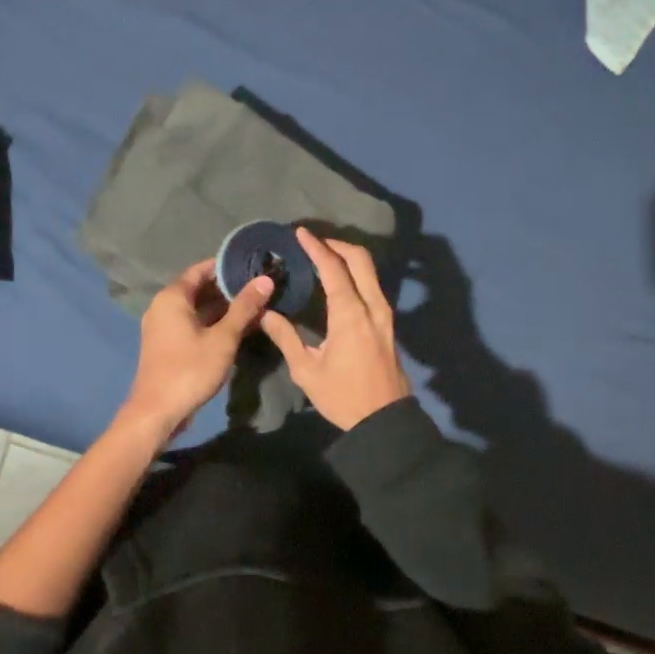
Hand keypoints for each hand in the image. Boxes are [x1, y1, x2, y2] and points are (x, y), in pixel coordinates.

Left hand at [120, 259, 273, 438]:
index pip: (201, 270)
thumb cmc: (190, 370)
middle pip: (199, 289)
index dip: (227, 267)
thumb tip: (265, 280)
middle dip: (229, 290)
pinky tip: (237, 330)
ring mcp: (163, 327)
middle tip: (260, 289)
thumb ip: (244, 308)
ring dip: (223, 309)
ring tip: (255, 308)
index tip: (254, 267)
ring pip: (197, 310)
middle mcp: (163, 307)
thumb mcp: (223, 338)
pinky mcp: (167, 345)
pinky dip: (212, 325)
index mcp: (172, 297)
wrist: (158, 411)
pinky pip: (192, 326)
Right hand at [260, 227, 411, 429]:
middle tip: (314, 242)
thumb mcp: (307, 370)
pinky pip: (372, 287)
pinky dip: (356, 275)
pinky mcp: (388, 325)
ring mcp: (385, 315)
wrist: (384, 420)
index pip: (333, 269)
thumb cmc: (342, 396)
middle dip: (337, 245)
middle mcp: (372, 306)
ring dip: (348, 259)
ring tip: (324, 258)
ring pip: (370, 272)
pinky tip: (340, 283)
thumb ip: (286, 337)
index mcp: (350, 314)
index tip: (301, 234)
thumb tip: (265, 313)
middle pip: (360, 260)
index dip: (317, 248)